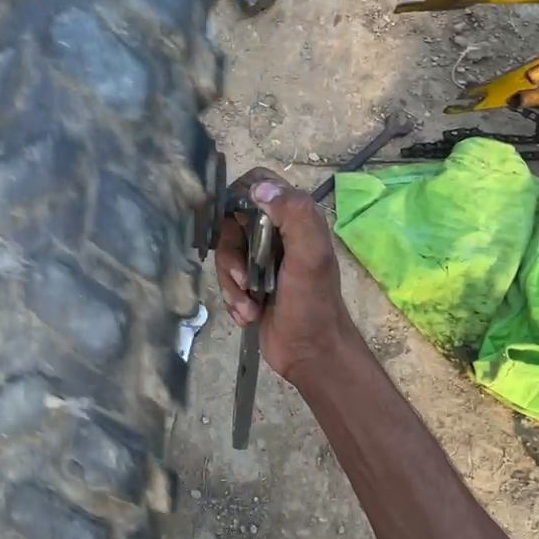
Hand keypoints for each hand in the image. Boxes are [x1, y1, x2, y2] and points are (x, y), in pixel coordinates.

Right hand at [214, 168, 359, 382]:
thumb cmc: (313, 304)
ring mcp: (262, 259)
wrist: (311, 354)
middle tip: (243, 277)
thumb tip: (260, 188)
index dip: (238, 197)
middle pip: (231, 221)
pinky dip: (233, 298)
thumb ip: (295, 217)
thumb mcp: (310, 256)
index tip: (232, 223)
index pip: (258, 184)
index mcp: (295, 219)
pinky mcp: (250, 284)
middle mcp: (277, 234)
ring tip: (248, 306)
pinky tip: (248, 315)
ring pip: (225, 253)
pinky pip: (226, 279)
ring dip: (231, 283)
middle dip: (230, 253)